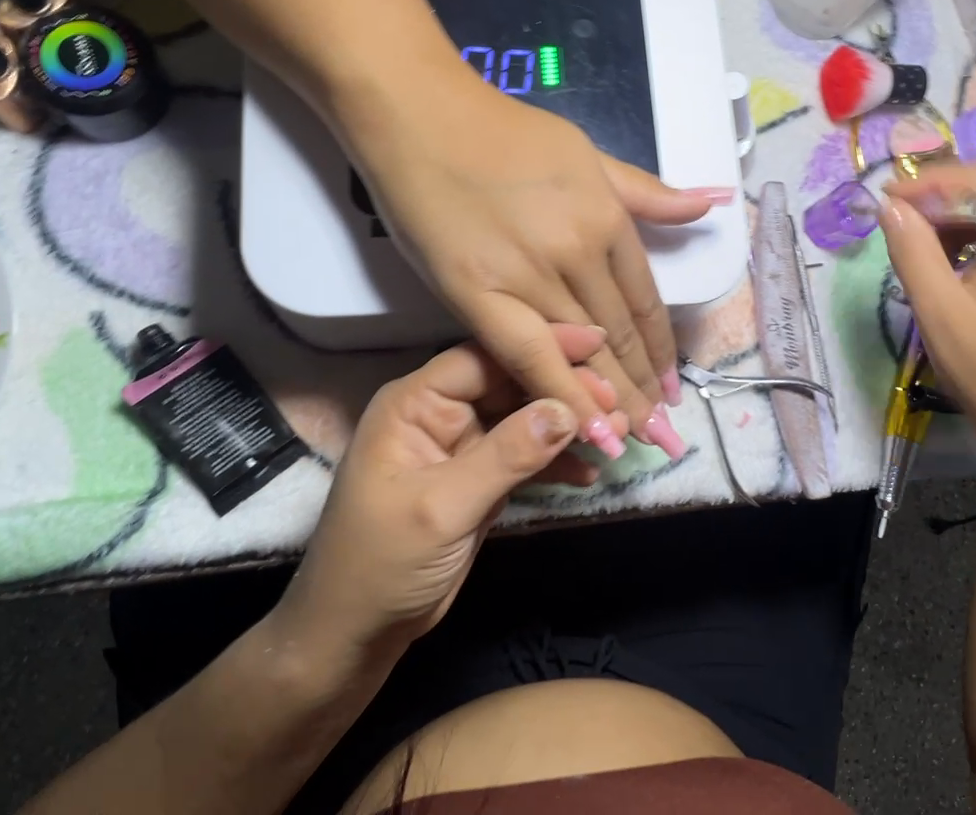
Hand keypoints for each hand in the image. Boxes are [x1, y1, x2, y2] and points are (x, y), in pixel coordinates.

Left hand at [283, 325, 609, 650]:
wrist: (357, 632)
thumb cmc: (381, 562)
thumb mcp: (442, 507)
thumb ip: (505, 455)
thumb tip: (568, 409)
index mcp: (415, 403)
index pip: (484, 358)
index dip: (538, 346)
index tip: (595, 343)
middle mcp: (440, 415)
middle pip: (510, 385)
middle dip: (563, 391)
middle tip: (617, 399)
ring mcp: (462, 449)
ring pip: (524, 421)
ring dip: (569, 428)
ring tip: (617, 434)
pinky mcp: (480, 482)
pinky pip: (526, 459)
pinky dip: (557, 464)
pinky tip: (592, 472)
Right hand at [354, 76, 728, 459]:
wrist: (421, 118)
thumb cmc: (503, 133)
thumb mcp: (588, 154)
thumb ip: (647, 191)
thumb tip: (711, 202)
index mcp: (606, 219)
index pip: (645, 303)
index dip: (662, 352)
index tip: (672, 388)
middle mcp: (578, 254)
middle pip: (621, 336)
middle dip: (646, 390)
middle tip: (665, 437)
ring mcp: (529, 278)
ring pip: (585, 353)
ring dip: (615, 402)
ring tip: (637, 443)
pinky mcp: (477, 297)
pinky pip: (530, 356)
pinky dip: (564, 396)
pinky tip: (589, 430)